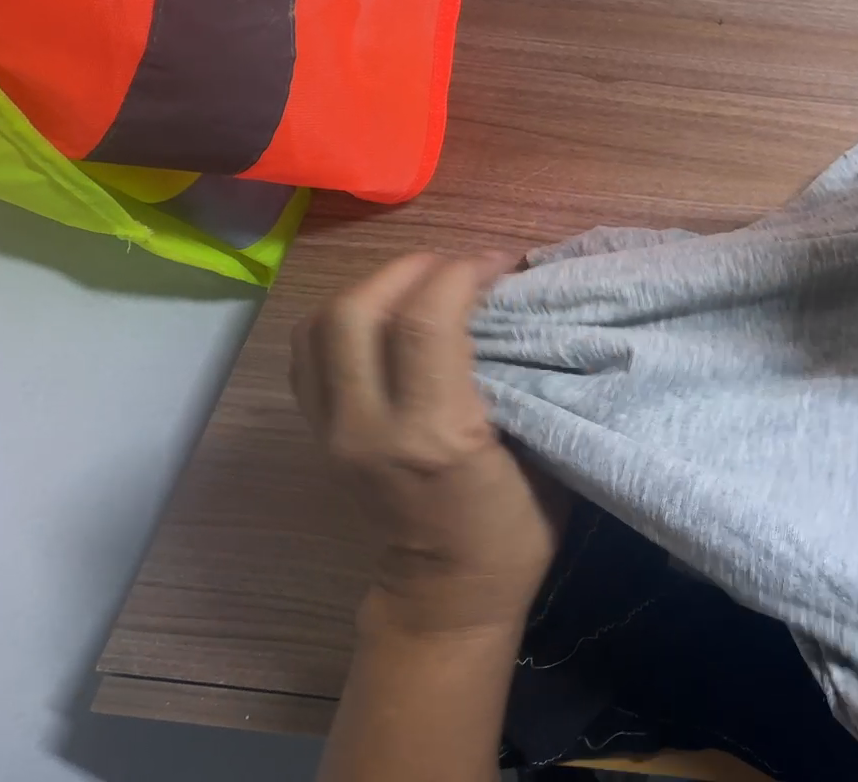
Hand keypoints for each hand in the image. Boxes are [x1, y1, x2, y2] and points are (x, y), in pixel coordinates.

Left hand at [292, 252, 566, 637]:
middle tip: (462, 265)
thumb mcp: (546, 454)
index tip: (504, 264)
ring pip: (320, 328)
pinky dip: (346, 317)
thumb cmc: (517, 527)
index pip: (425, 324)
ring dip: (374, 286)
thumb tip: (529, 313)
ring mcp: (334, 433)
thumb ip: (530, 381)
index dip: (462, 273)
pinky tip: (390, 314)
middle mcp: (369, 428)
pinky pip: (311, 355)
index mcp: (436, 434)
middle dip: (412, 268)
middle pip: (355, 313)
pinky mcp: (321, 437)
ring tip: (426, 281)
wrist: (447, 593)